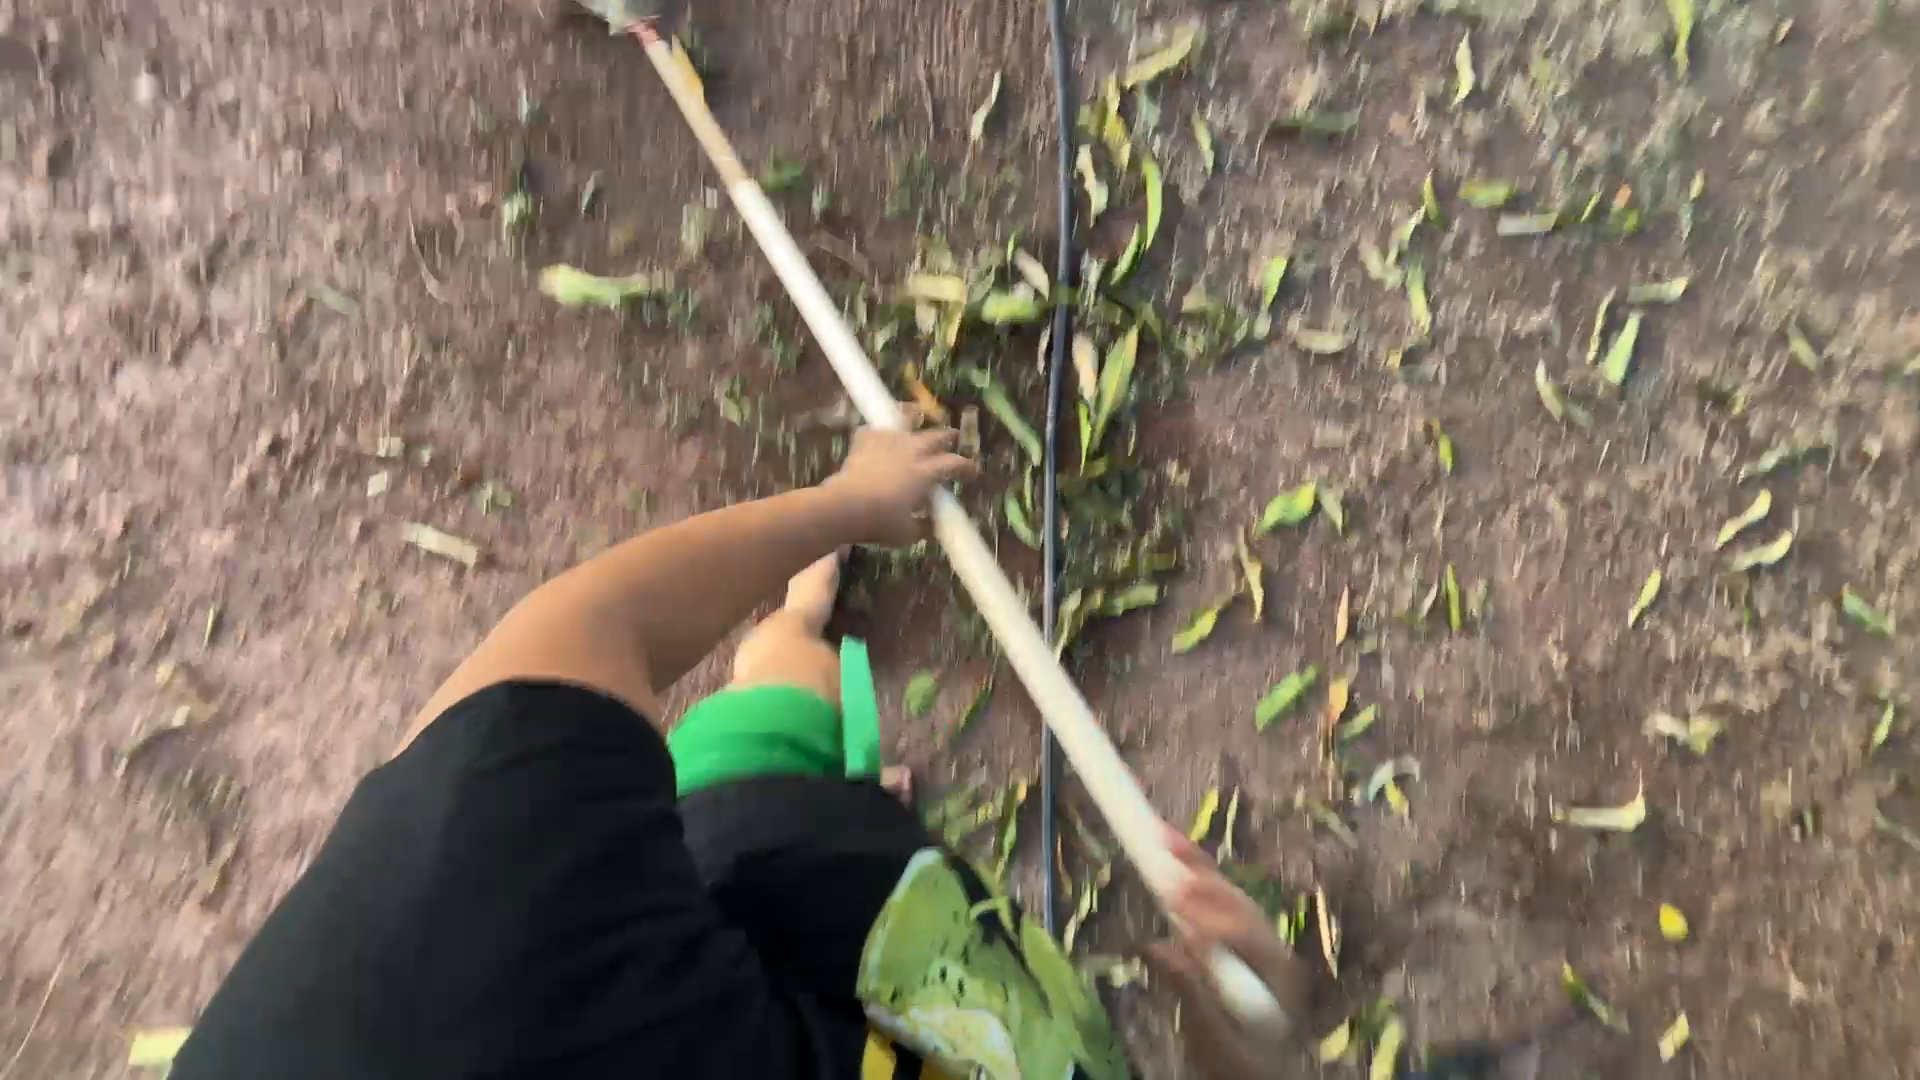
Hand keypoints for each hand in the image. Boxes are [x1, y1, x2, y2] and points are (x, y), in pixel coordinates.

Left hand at [823, 423, 975, 546]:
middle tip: (953, 436)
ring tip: (918, 411)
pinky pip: (873, 429)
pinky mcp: (864, 442)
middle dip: (947, 436)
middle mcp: (910, 451)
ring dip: (914, 415)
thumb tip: (934, 527)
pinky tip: (879, 432)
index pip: (953, 463)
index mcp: (924, 472)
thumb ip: (924, 527)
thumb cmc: (879, 522)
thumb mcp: (907, 533)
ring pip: (905, 420)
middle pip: (935, 437)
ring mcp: (886, 442)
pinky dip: (878, 430)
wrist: (844, 507)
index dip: (966, 467)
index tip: (973, 471)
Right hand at [1145, 826, 1313, 1079]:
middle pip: (1236, 901)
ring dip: (1196, 864)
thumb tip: (1155, 946)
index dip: (1210, 919)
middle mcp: (1274, 948)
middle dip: (1199, 874)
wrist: (1256, 1072)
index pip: (1245, 936)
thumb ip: (1190, 994)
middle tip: (1162, 844)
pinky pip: (1220, 898)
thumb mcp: (1213, 1039)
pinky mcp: (1240, 936)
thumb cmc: (1237, 1063)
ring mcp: (1259, 939)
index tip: (1174, 906)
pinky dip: (1196, 873)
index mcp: (1278, 975)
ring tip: (1163, 833)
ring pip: (1228, 893)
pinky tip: (1174, 852)